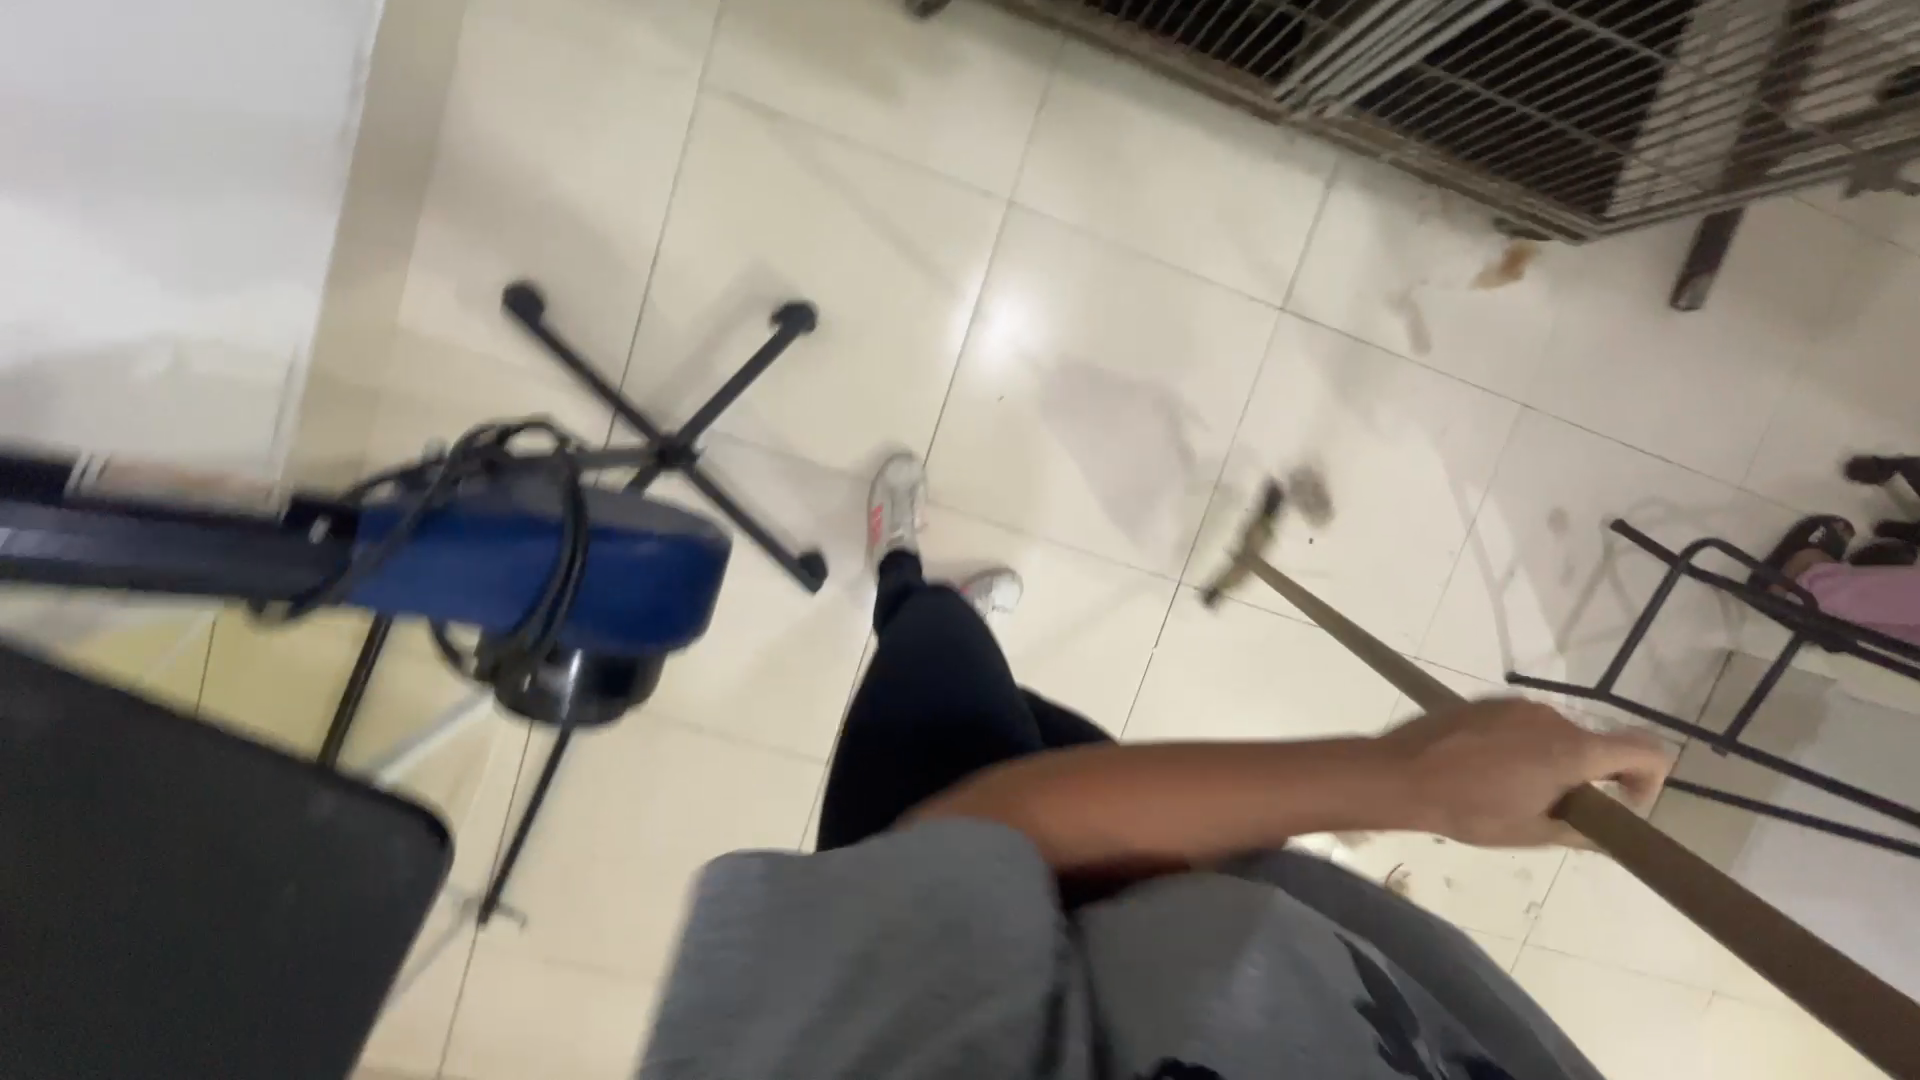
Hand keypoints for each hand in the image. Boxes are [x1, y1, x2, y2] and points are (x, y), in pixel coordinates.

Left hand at [1375, 698, 1670, 846]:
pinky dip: (1518, 744)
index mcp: (1571, 749)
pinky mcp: (1480, 702)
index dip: (1649, 779)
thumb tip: (1607, 833)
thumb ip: (1582, 830)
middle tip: (1554, 805)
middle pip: (1593, 744)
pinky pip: (1518, 723)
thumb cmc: (1467, 808)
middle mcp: (1548, 717)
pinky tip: (1485, 768)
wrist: (1398, 774)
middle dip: (1587, 775)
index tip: (1621, 803)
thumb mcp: (1532, 832)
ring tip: (1511, 788)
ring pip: (1553, 733)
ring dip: (1549, 759)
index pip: (1647, 750)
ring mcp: (1511, 705)